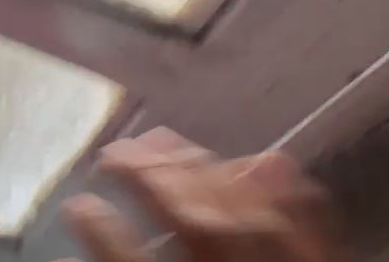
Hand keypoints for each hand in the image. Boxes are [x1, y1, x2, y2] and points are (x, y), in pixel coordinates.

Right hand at [61, 128, 338, 260]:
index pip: (127, 259)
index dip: (97, 226)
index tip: (75, 206)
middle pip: (192, 222)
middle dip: (146, 175)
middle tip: (112, 152)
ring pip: (245, 216)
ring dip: (200, 169)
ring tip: (162, 140)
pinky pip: (313, 238)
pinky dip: (291, 197)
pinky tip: (268, 160)